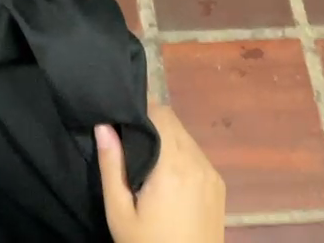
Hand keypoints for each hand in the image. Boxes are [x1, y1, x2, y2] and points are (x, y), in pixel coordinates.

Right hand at [97, 104, 224, 242]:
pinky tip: (169, 180)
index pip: (161, 113)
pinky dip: (182, 157)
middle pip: (174, 123)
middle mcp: (197, 162)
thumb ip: (111, 165)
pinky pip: (197, 156)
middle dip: (153, 126)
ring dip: (168, 141)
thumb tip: (103, 125)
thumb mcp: (120, 212)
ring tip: (148, 164)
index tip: (124, 121)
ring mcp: (212, 174)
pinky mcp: (219, 186)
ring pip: (186, 138)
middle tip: (131, 144)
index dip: (142, 111)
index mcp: (173, 165)